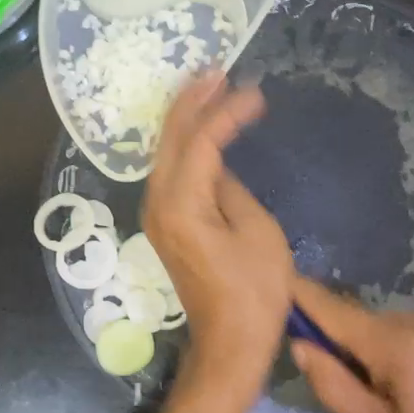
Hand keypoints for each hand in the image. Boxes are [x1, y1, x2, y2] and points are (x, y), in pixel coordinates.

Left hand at [143, 73, 292, 381]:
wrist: (229, 342)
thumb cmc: (254, 292)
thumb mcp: (258, 232)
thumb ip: (232, 190)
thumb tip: (217, 169)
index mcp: (181, 205)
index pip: (198, 142)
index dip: (224, 112)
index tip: (255, 92)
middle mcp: (157, 205)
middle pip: (168, 141)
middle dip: (189, 103)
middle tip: (215, 70)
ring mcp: (156, 216)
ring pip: (164, 155)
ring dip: (183, 121)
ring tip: (209, 88)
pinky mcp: (164, 226)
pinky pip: (169, 174)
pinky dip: (184, 148)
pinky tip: (200, 132)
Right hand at [288, 278, 413, 412]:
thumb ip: (333, 386)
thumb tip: (299, 345)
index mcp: (398, 346)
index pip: (334, 311)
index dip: (301, 296)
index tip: (274, 281)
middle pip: (359, 320)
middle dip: (339, 339)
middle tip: (335, 378)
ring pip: (385, 325)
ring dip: (370, 346)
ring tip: (381, 389)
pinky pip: (411, 329)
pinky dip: (396, 346)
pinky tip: (411, 382)